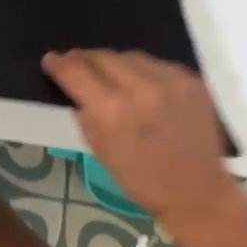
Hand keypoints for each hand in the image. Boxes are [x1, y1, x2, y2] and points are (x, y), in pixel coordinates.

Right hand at [41, 49, 237, 227]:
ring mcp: (170, 82)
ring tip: (108, 72)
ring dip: (113, 62)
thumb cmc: (139, 177)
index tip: (51, 59)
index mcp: (111, 110)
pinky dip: (142, 70)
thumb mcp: (98, 148)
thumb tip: (74, 87)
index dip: (58, 63)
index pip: (75, 71)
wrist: (195, 191)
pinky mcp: (191, 81)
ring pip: (129, 56)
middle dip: (84, 59)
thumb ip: (83, 112)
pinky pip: (156, 64)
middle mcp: (140, 88)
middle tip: (76, 63)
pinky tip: (140, 83)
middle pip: (101, 56)